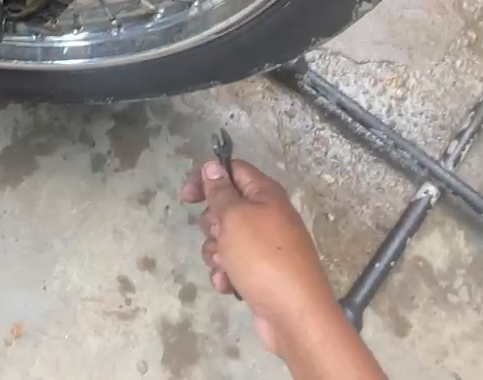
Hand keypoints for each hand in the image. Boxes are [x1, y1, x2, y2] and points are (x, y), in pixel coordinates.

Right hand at [182, 158, 339, 356]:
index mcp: (265, 194)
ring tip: (225, 266)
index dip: (207, 178)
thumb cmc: (262, 257)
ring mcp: (265, 247)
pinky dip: (227, 274)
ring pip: (225, 239)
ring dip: (217, 253)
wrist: (295, 316)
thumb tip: (213, 166)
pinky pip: (234, 265)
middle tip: (218, 235)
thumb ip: (220, 191)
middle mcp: (267, 216)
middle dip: (212, 224)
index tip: (186, 197)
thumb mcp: (234, 216)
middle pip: (225, 207)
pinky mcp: (262, 274)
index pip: (231, 170)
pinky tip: (228, 285)